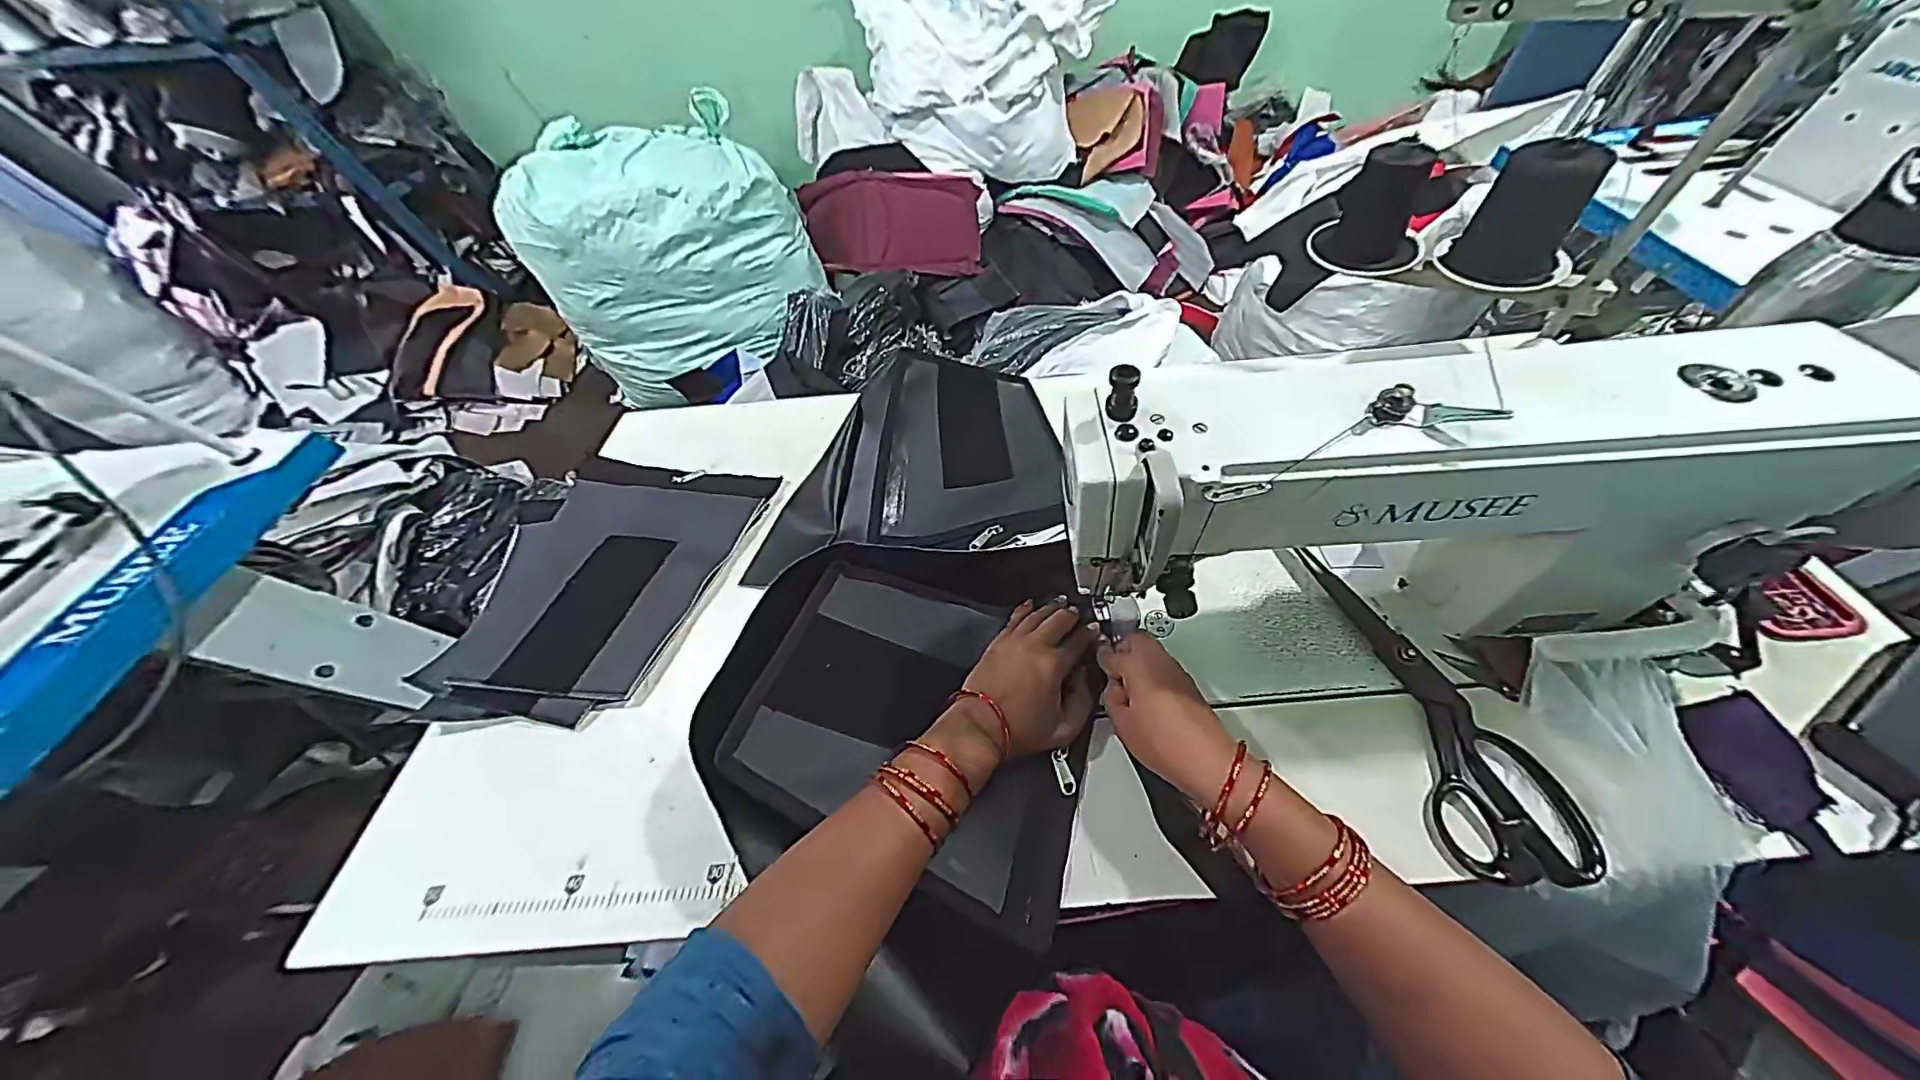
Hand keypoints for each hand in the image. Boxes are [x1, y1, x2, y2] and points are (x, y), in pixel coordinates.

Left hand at [954, 599, 1100, 758]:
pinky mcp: (998, 643)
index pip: (1079, 640)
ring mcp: (1014, 642)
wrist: (981, 725)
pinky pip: (1015, 618)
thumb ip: (1083, 701)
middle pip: (1060, 618)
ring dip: (1053, 607)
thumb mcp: (1064, 728)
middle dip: (1074, 615)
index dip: (1090, 634)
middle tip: (1080, 616)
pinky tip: (1031, 605)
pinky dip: (1026, 609)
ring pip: (1038, 613)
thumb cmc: (1016, 729)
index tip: (1094, 633)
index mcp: (1053, 665)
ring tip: (1062, 605)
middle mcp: (1034, 647)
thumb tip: (1086, 681)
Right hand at [1097, 632, 1234, 798]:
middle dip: (1122, 649)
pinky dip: (1152, 673)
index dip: (1102, 658)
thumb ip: (1111, 698)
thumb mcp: (1122, 724)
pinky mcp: (1188, 684)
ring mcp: (1177, 671)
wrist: (1207, 760)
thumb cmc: (1168, 744)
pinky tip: (1146, 696)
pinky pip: (1163, 667)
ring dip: (1138, 660)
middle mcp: (1160, 662)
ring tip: (1129, 686)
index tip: (1099, 662)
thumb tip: (1113, 689)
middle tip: (1113, 668)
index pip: (1113, 652)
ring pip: (1152, 651)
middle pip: (1136, 639)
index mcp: (1139, 666)